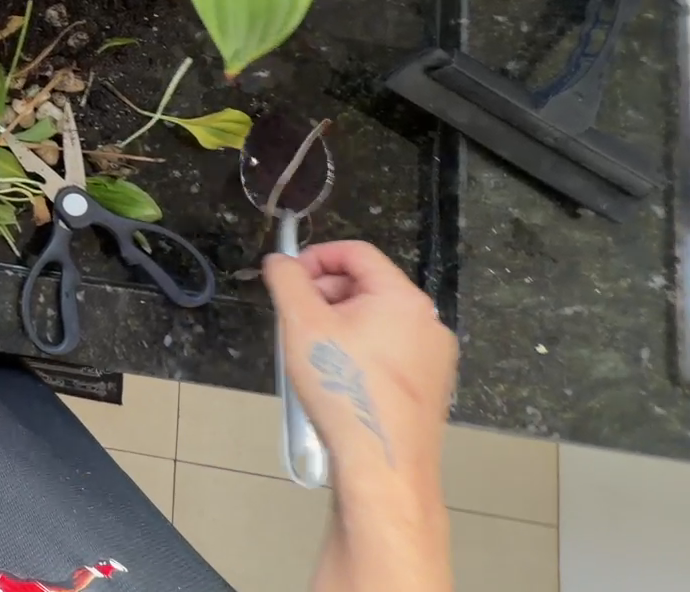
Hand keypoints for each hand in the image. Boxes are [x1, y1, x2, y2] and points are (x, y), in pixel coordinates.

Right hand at [263, 242, 457, 498]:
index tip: (285, 279)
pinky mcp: (429, 382)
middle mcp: (427, 321)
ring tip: (310, 346)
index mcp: (403, 299)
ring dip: (335, 318)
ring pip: (373, 315)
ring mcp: (433, 355)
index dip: (314, 256)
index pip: (355, 252)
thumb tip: (280, 260)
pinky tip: (334, 371)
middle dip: (322, 290)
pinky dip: (355, 344)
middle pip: (364, 283)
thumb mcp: (300, 320)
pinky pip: (386, 344)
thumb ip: (286, 278)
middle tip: (293, 316)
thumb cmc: (341, 382)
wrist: (382, 460)